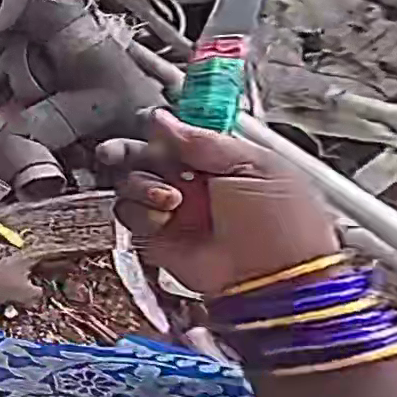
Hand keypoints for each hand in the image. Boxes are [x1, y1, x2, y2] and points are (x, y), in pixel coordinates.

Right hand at [97, 110, 337, 299]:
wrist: (268, 276)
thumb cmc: (282, 225)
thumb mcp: (256, 169)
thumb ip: (205, 142)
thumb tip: (161, 120)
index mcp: (218, 162)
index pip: (177, 136)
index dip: (159, 130)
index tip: (148, 126)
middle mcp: (189, 182)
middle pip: (141, 156)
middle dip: (125, 152)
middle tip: (115, 154)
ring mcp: (169, 207)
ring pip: (128, 182)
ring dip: (142, 187)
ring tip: (169, 200)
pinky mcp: (152, 231)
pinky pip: (126, 211)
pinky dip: (141, 213)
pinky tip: (163, 220)